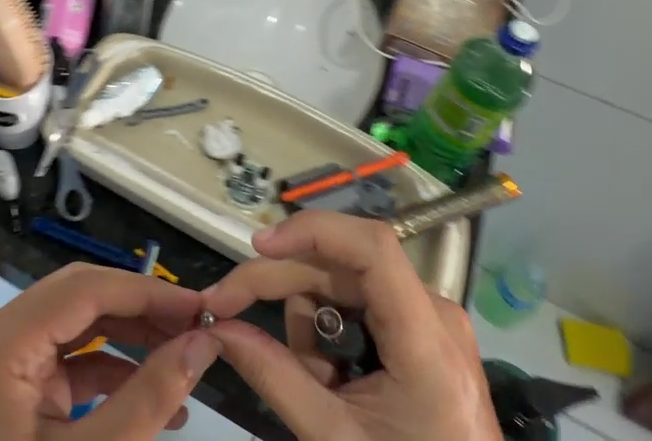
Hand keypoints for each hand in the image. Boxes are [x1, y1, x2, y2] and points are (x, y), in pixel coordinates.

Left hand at [0, 262, 221, 439]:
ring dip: (132, 339)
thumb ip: (148, 398)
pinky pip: (68, 362)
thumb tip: (203, 343)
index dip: (146, 291)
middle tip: (196, 326)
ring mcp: (3, 362)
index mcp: (2, 342)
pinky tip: (157, 395)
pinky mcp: (14, 389)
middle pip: (79, 298)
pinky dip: (111, 371)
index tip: (201, 306)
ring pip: (77, 326)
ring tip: (185, 358)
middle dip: (141, 310)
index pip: (84, 289)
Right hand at [200, 211, 499, 440]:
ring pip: (343, 282)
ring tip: (310, 378)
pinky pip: (359, 303)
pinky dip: (328, 328)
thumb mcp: (334, 438)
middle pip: (341, 265)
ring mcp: (430, 318)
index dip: (312, 231)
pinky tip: (328, 375)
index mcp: (426, 339)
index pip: (372, 248)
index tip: (257, 245)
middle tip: (223, 309)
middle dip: (280, 282)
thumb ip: (275, 377)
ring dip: (307, 318)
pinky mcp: (422, 329)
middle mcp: (433, 311)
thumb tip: (218, 329)